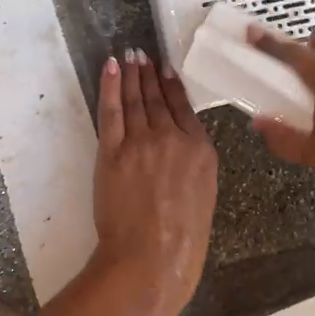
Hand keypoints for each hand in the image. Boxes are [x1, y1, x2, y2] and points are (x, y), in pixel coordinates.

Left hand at [89, 48, 217, 315]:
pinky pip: (111, 110)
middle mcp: (172, 139)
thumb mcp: (204, 196)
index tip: (165, 68)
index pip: (184, 108)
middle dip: (148, 74)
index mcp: (200, 151)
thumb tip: (181, 150)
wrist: (151, 261)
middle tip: (143, 54)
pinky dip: (110, 86)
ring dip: (131, 75)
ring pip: (134, 100)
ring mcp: (141, 142)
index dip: (172, 85)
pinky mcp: (113, 151)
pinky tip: (111, 67)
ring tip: (129, 56)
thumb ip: (194, 166)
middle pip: (157, 99)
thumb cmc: (183, 243)